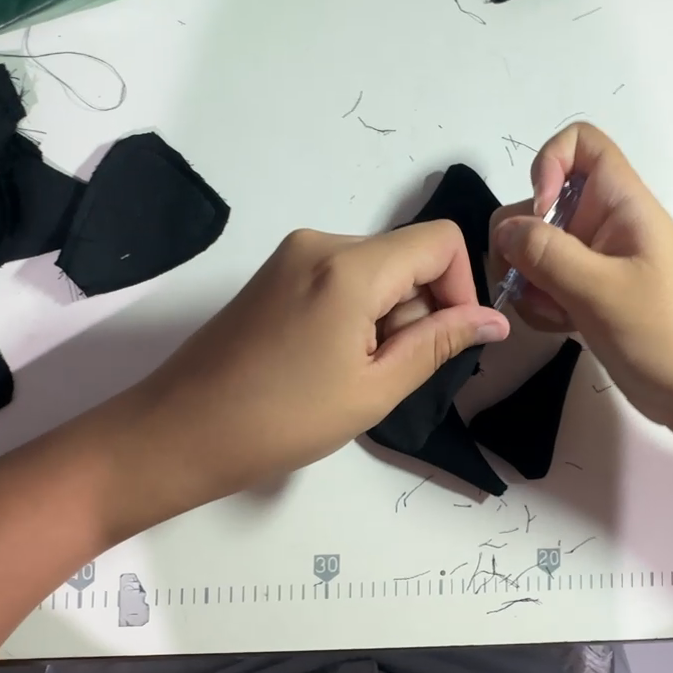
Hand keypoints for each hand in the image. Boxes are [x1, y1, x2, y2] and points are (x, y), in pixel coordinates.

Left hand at [117, 223, 509, 507]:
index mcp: (349, 266)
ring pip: (376, 269)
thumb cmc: (282, 420)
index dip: (461, 289)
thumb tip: (494, 320)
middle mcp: (320, 243)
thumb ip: (439, 344)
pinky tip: (329, 360)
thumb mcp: (375, 389)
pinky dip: (356, 312)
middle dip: (419, 309)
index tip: (445, 342)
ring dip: (386, 316)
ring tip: (351, 373)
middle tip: (386, 372)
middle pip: (406, 255)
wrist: (179, 431)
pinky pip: (342, 278)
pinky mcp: (275, 274)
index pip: (440, 241)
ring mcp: (292, 255)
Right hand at [489, 123, 672, 440]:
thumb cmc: (670, 335)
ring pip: (537, 251)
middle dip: (521, 241)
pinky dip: (542, 304)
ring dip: (528, 280)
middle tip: (525, 284)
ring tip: (552, 315)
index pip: (580, 144)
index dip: (549, 163)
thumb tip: (505, 230)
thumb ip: (547, 254)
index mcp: (622, 204)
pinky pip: (548, 286)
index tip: (540, 211)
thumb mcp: (603, 291)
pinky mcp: (590, 300)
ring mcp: (596, 266)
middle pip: (542, 205)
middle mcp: (604, 226)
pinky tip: (559, 328)